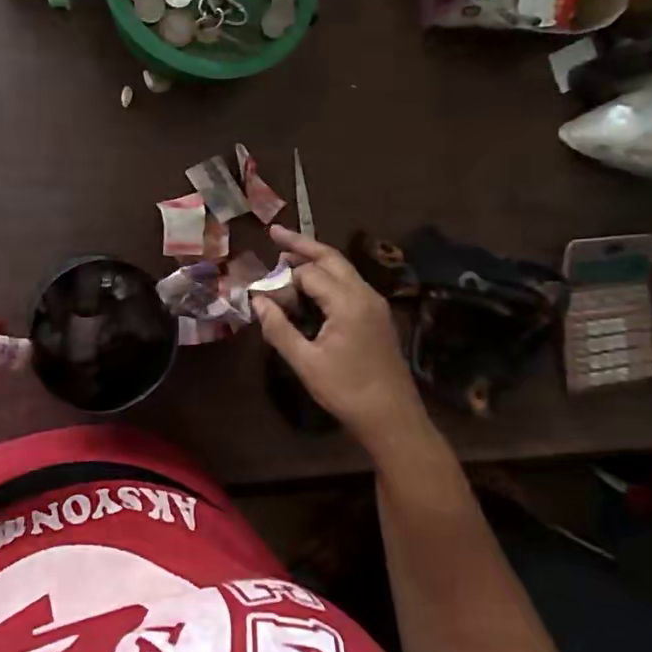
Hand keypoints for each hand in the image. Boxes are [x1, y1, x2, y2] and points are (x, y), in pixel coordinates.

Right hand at [254, 226, 433, 447]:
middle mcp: (365, 294)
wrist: (393, 418)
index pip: (309, 274)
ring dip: (316, 259)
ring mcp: (375, 304)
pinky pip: (350, 284)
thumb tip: (257, 300)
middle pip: (331, 258)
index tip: (262, 297)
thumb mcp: (306, 362)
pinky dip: (328, 276)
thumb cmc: (347, 391)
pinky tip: (312, 284)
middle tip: (274, 233)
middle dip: (302, 244)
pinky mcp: (377, 316)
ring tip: (287, 255)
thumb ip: (279, 328)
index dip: (283, 281)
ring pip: (343, 269)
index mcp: (349, 302)